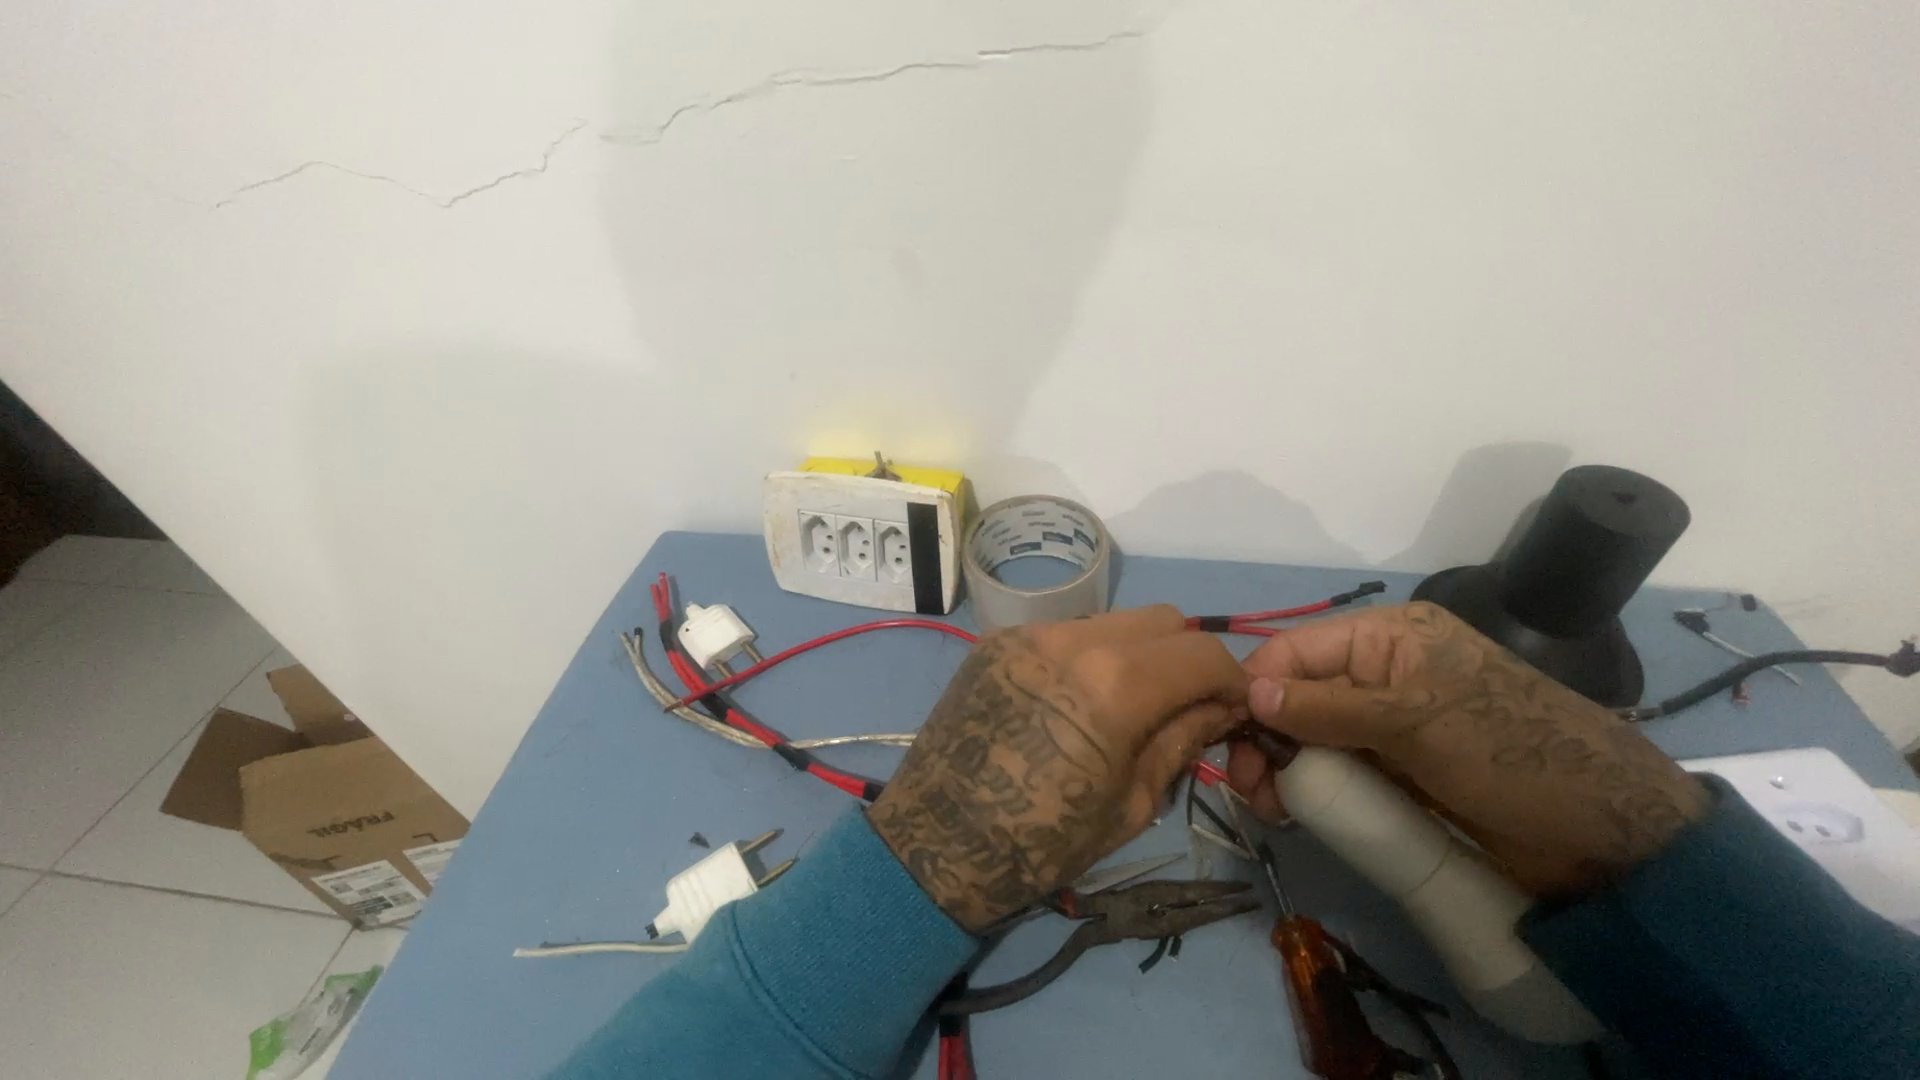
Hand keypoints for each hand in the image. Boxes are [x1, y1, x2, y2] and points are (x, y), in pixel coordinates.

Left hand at [868, 606, 1247, 931]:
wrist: (937, 841)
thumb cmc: (1042, 841)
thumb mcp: (1132, 803)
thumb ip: (1181, 739)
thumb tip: (1222, 706)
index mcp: (1113, 685)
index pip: (1202, 654)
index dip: (1232, 680)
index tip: (1232, 709)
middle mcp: (1071, 639)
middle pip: (1161, 620)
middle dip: (1186, 658)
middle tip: (1183, 705)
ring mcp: (1027, 634)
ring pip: (1112, 620)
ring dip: (1137, 653)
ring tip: (1128, 704)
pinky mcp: (996, 642)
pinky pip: (1064, 632)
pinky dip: (1089, 655)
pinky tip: (1075, 701)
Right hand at [1229, 602, 1708, 896]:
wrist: (1609, 838)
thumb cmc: (1509, 756)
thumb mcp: (1415, 721)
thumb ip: (1328, 707)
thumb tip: (1249, 694)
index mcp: (1386, 638)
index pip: (1295, 652)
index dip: (1254, 688)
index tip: (1226, 736)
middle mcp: (1379, 673)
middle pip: (1294, 695)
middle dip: (1263, 736)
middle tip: (1247, 787)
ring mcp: (1386, 724)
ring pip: (1308, 735)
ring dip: (1279, 767)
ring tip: (1267, 807)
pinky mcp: (1395, 768)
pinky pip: (1335, 768)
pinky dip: (1309, 786)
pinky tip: (1292, 810)